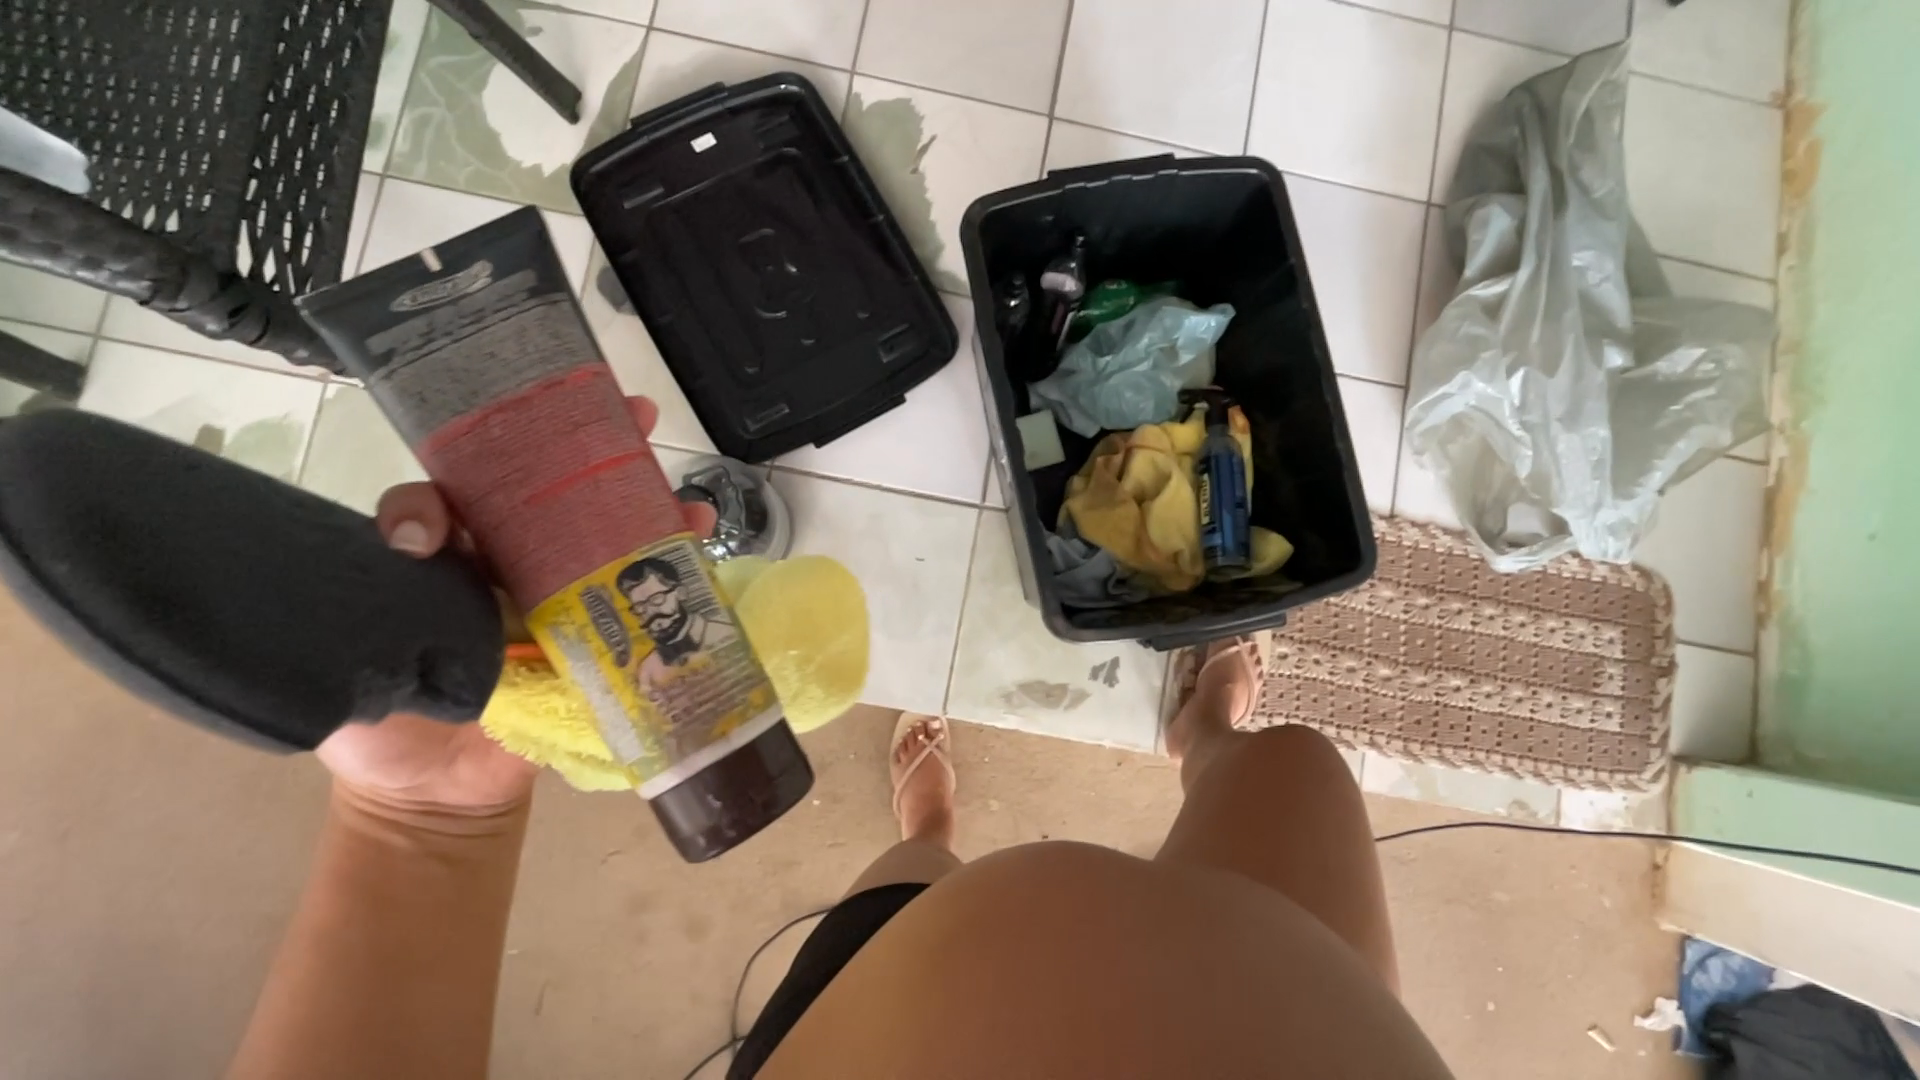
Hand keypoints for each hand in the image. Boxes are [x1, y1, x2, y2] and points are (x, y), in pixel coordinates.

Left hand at [316, 396, 716, 816]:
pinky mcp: (600, 633)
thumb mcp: (353, 664)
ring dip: (648, 495)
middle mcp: (510, 562)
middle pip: (554, 492)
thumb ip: (362, 607)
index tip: (476, 488)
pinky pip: (641, 586)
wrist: (442, 794)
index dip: (475, 469)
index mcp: (451, 557)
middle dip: (596, 448)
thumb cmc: (387, 728)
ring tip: (676, 473)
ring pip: (607, 530)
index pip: (464, 492)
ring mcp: (562, 594)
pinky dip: (673, 554)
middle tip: (634, 412)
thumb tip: (412, 544)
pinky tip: (698, 527)